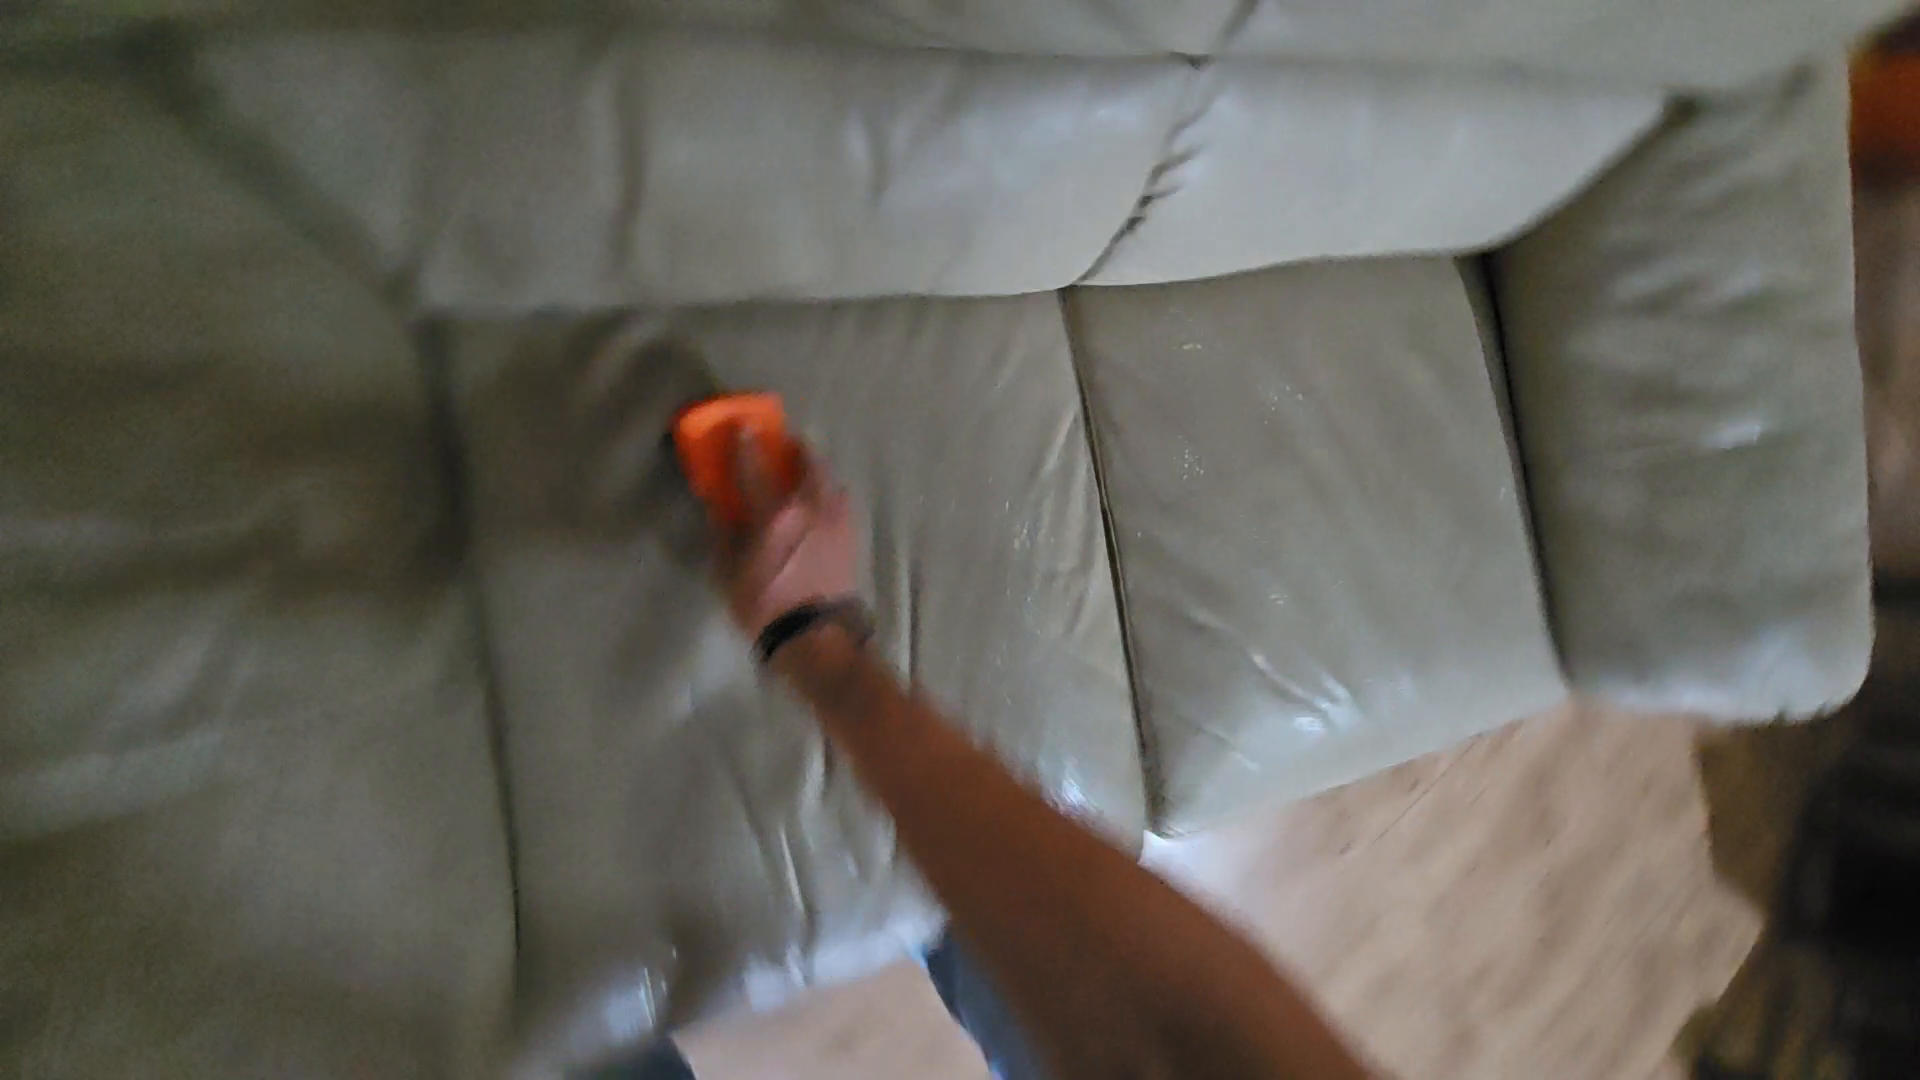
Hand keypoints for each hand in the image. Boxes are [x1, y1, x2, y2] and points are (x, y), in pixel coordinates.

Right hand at [714, 430, 858, 639]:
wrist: (818, 637)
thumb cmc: (766, 607)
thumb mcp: (729, 574)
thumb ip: (724, 535)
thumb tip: (719, 508)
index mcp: (776, 515)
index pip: (756, 468)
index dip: (747, 444)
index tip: (742, 426)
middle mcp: (811, 508)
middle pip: (810, 462)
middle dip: (798, 447)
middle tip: (787, 443)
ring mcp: (836, 521)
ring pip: (831, 480)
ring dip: (818, 468)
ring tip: (806, 472)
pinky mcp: (851, 538)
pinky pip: (841, 502)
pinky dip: (830, 493)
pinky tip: (822, 503)